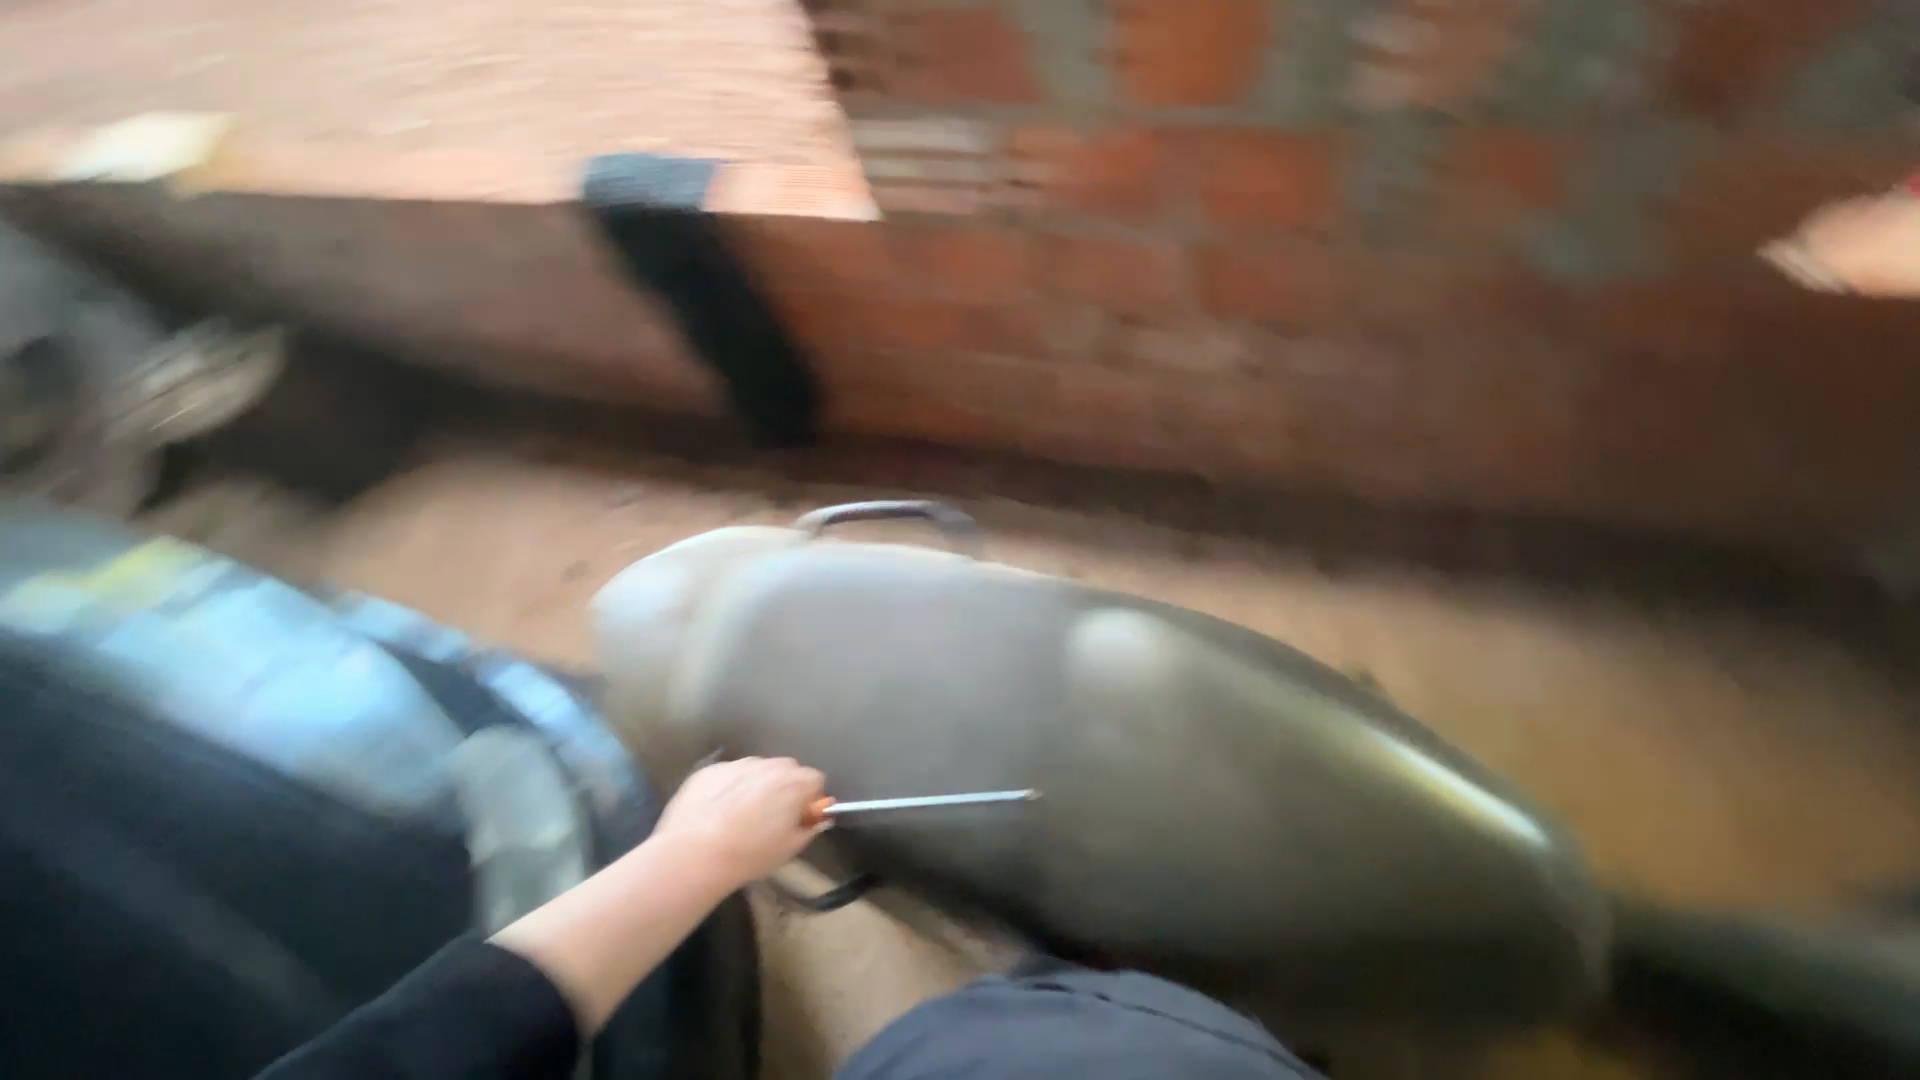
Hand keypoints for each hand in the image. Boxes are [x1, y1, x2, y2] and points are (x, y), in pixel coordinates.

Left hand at [652, 757, 828, 887]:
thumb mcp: (790, 849)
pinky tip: (715, 814)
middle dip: (784, 788)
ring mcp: (737, 764)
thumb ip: (810, 828)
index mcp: (794, 783)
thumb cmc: (749, 854)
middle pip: (787, 770)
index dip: (809, 799)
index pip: (816, 780)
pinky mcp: (709, 770)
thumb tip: (817, 817)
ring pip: (756, 770)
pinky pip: (728, 775)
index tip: (799, 818)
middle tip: (771, 818)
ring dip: (755, 786)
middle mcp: (769, 765)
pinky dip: (727, 788)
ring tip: (738, 817)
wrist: (694, 854)